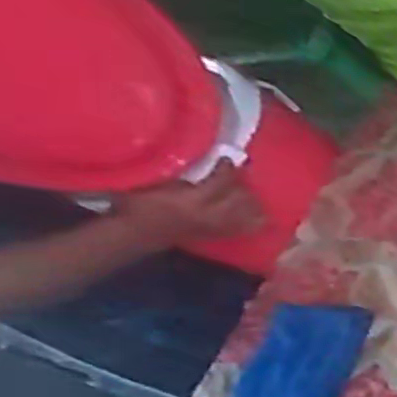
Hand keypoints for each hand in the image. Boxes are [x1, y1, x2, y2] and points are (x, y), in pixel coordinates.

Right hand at [113, 161, 264, 244]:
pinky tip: (255, 209)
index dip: (228, 170)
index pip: (222, 183)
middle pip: (242, 198)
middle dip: (242, 185)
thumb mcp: (160, 185)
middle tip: (237, 175)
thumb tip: (211, 173)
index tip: (227, 160)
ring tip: (245, 191)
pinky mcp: (225, 235)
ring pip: (252, 213)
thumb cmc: (142, 203)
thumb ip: (190, 180)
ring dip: (252, 200)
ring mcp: (222, 227)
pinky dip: (256, 216)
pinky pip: (252, 227)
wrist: (140, 232)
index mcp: (193, 200)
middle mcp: (214, 215)